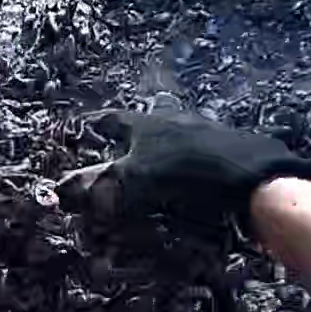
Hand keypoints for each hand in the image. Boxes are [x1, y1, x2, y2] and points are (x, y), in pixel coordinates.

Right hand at [54, 110, 310, 229]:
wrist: (255, 179)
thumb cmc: (184, 174)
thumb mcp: (130, 183)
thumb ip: (93, 187)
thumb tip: (55, 191)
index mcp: (145, 123)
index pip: (107, 120)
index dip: (88, 127)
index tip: (73, 132)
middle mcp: (171, 121)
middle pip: (137, 128)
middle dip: (119, 140)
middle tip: (104, 153)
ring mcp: (199, 134)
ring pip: (163, 141)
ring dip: (147, 154)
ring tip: (135, 172)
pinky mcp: (220, 152)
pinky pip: (184, 157)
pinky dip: (170, 168)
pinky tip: (171, 184)